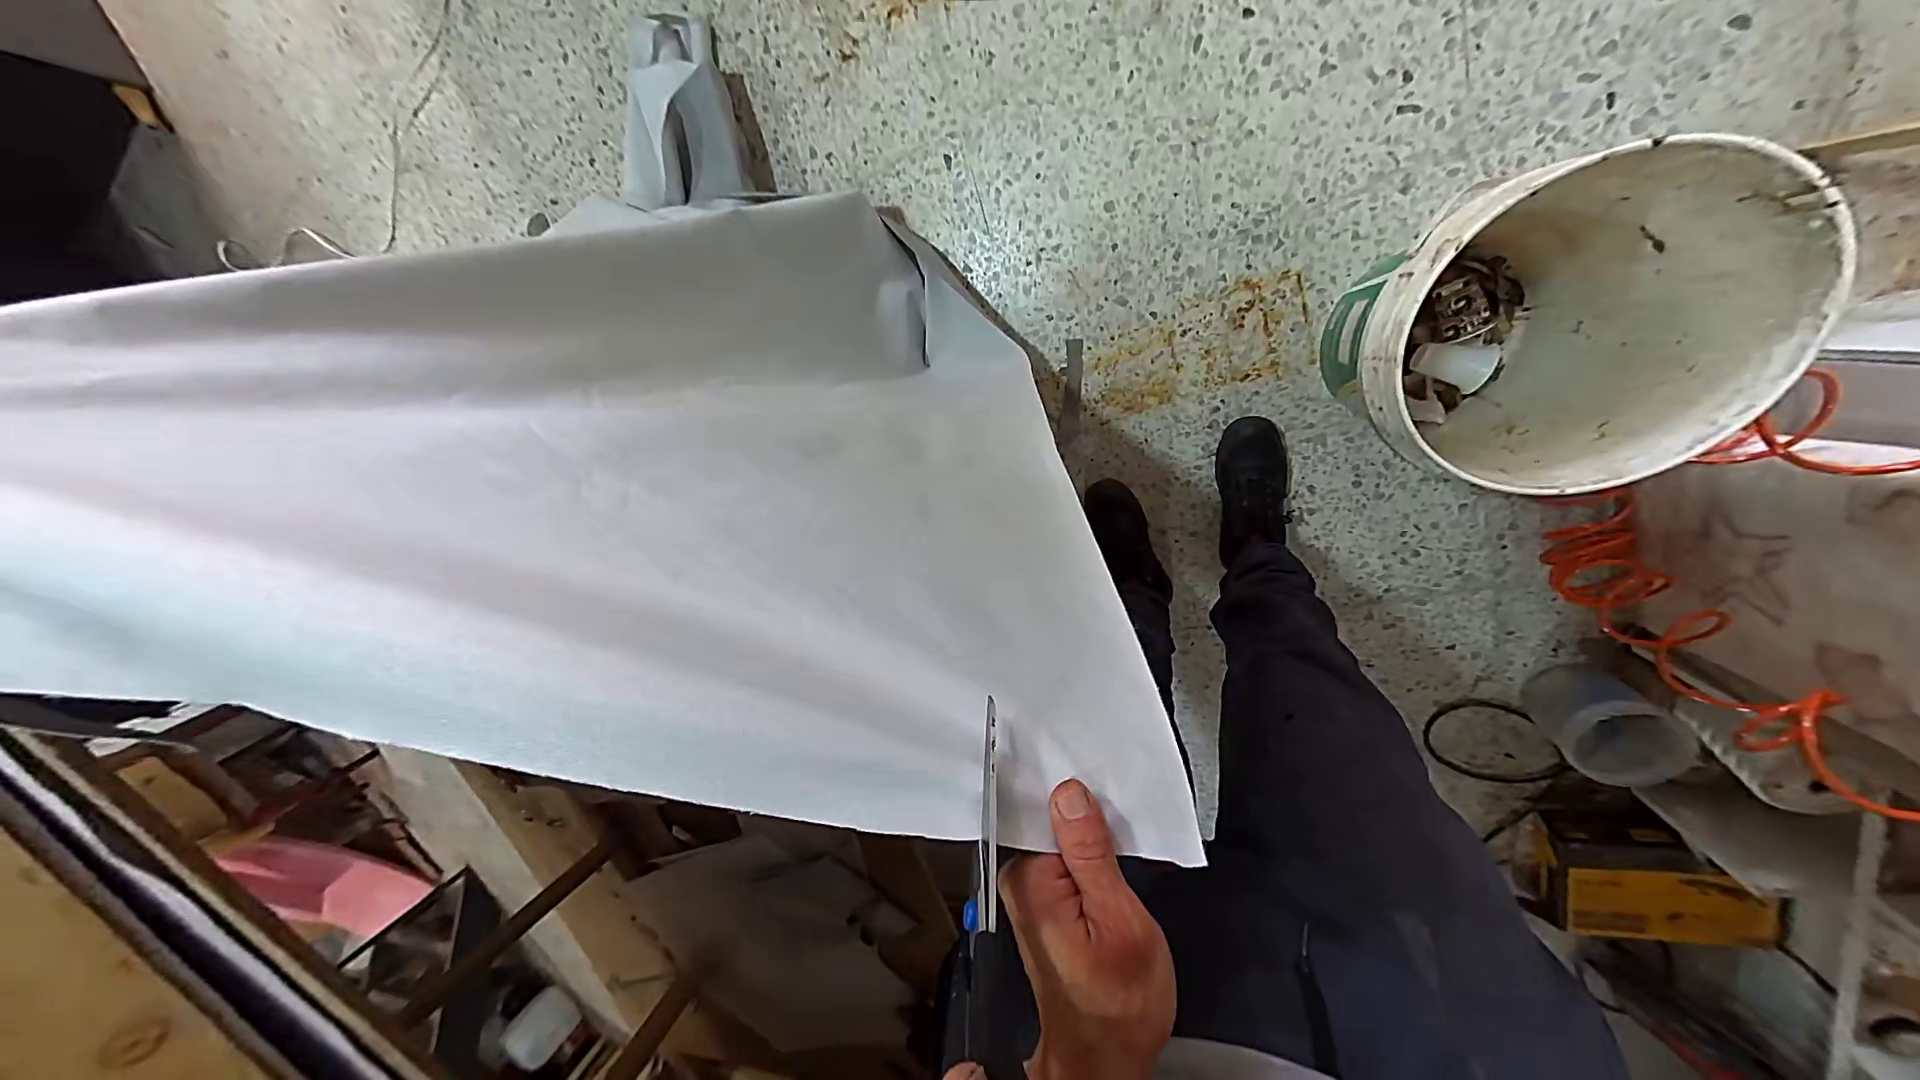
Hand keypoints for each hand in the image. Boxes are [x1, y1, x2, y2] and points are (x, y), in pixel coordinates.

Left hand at [999, 778, 1175, 1079]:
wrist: (1105, 1058)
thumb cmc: (1117, 1004)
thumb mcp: (1119, 919)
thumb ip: (1090, 853)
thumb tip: (1068, 794)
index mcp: (1030, 877)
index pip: (1046, 808)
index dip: (1080, 795)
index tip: (1107, 785)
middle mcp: (1019, 878)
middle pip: (1053, 820)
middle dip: (1092, 818)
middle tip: (1126, 823)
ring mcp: (1028, 889)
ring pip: (1062, 838)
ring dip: (1095, 839)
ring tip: (1125, 845)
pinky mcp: (1042, 899)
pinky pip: (1064, 857)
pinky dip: (1092, 857)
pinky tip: (1114, 863)